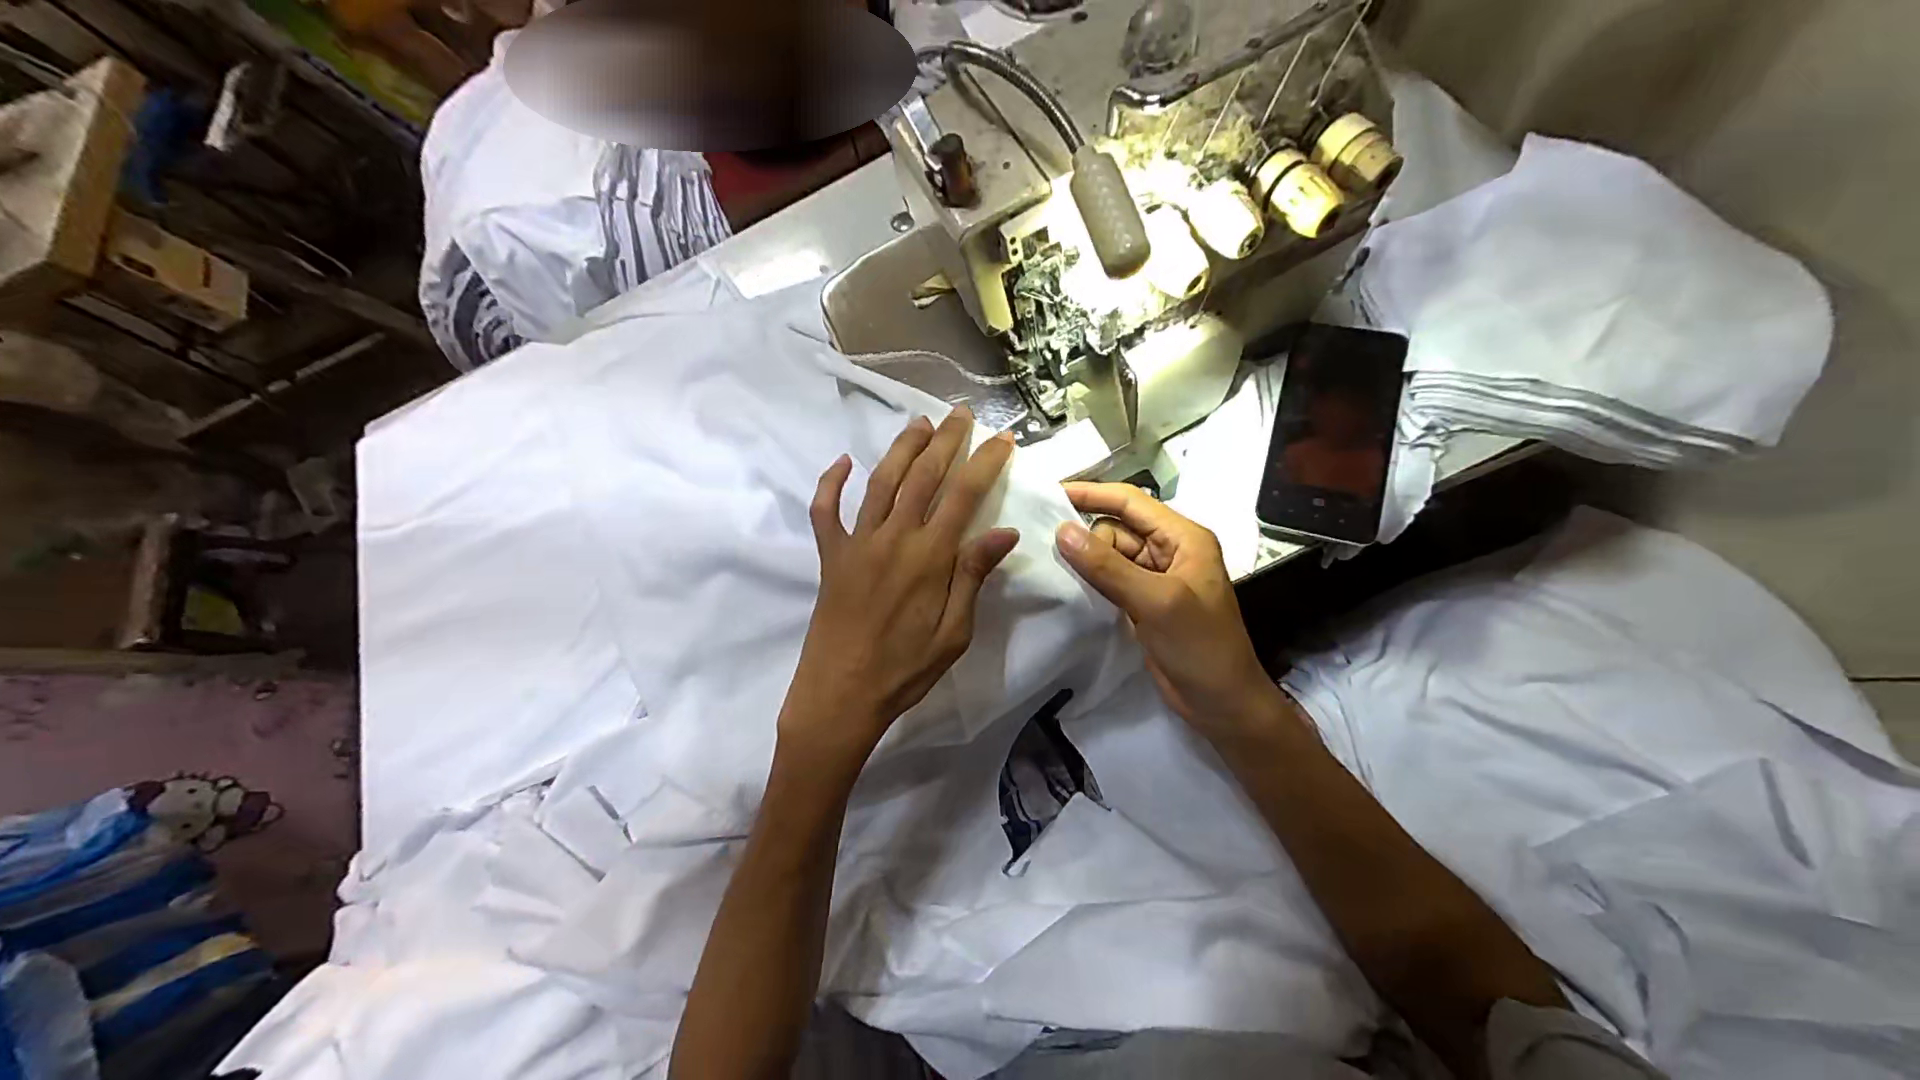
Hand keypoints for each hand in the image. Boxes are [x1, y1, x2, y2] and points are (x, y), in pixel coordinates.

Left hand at [781, 408, 1018, 772]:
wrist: (840, 695)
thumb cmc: (905, 670)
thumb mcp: (953, 633)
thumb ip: (973, 577)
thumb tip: (1004, 532)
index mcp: (928, 558)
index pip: (963, 495)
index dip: (985, 462)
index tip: (1002, 439)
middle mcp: (892, 538)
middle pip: (922, 476)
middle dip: (945, 440)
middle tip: (960, 414)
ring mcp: (856, 543)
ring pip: (880, 481)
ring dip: (901, 448)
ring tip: (919, 422)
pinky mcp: (830, 555)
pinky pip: (825, 510)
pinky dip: (831, 482)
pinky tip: (844, 461)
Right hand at [1054, 482, 1294, 740]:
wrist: (1222, 703)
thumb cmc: (1200, 647)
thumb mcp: (1155, 601)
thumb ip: (1108, 566)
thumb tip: (1061, 531)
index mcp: (1183, 537)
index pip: (1130, 501)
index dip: (1090, 494)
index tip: (1048, 493)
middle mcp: (1169, 551)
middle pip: (1116, 528)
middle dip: (1085, 535)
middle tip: (1048, 552)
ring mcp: (1156, 579)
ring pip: (1110, 555)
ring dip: (1085, 560)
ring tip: (1050, 567)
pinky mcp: (1143, 603)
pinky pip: (1110, 580)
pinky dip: (1091, 581)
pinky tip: (1066, 586)